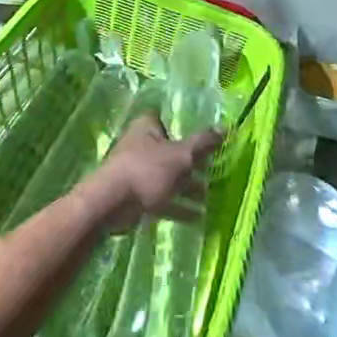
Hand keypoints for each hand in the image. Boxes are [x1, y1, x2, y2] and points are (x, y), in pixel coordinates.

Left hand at [81, 114, 221, 230]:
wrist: (112, 204)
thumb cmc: (147, 171)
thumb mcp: (181, 156)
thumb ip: (203, 144)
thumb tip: (224, 127)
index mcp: (147, 127)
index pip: (168, 119)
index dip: (186, 125)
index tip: (208, 136)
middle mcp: (141, 146)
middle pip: (171, 150)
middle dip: (192, 162)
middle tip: (216, 169)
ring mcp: (138, 171)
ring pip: (169, 176)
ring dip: (188, 187)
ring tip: (211, 196)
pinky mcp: (138, 195)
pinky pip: (163, 198)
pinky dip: (179, 206)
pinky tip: (198, 217)